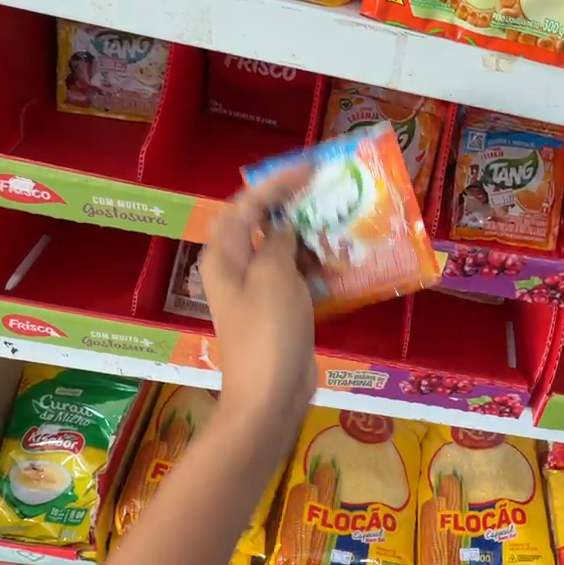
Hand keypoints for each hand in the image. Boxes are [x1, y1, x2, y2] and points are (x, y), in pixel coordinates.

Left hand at [201, 168, 316, 432]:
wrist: (269, 396)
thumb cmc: (269, 331)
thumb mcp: (275, 276)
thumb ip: (280, 242)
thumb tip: (286, 225)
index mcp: (224, 256)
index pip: (247, 204)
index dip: (277, 183)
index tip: (311, 168)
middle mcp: (234, 269)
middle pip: (259, 224)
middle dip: (289, 204)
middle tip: (323, 190)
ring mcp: (254, 292)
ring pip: (278, 250)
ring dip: (304, 234)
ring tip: (336, 218)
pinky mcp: (275, 312)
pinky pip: (293, 277)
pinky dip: (312, 265)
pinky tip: (338, 260)